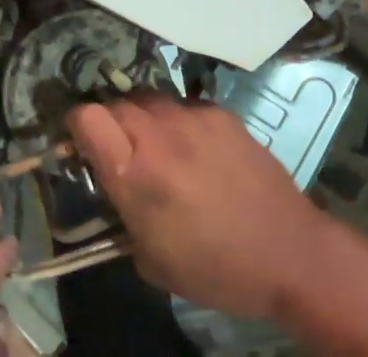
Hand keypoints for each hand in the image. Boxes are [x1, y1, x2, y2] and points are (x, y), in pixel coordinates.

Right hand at [67, 94, 321, 319]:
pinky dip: (178, 122)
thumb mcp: (150, 258)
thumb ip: (120, 213)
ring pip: (148, 99)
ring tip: (159, 148)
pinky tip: (195, 149)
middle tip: (122, 153)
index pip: (85, 117)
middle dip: (109, 124)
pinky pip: (183, 105)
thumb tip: (109, 187)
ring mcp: (193, 118)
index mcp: (136, 173)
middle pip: (113, 103)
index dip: (76, 128)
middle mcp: (160, 134)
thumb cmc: (216, 269)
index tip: (82, 148)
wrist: (291, 253)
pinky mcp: (221, 113)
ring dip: (143, 119)